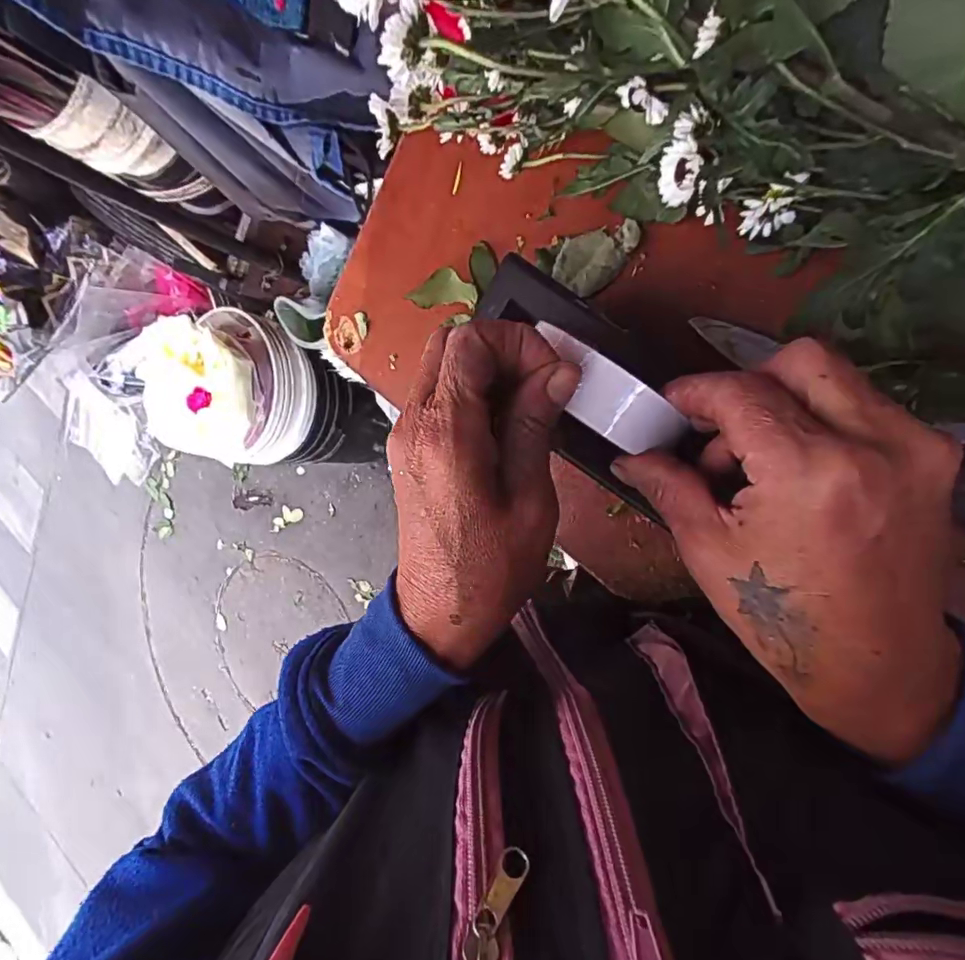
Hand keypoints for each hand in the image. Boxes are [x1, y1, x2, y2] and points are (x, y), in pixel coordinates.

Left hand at [389, 321, 580, 668]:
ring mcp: (407, 434)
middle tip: (544, 383)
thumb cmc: (492, 569)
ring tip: (532, 406)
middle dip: (503, 349)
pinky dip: (475, 393)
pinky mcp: (411, 448)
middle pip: (450, 342)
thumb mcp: (530, 499)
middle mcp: (415, 422)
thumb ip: (536, 427)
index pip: (471, 342)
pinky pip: (439, 396)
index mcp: (447, 432)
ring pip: (442, 365)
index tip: (554, 374)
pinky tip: (507, 426)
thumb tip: (558, 373)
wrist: (442, 612)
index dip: (519, 343)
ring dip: (490, 371)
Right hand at [613, 340, 962, 765]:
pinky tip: (810, 472)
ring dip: (790, 402)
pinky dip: (829, 422)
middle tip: (724, 434)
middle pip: (799, 361)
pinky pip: (870, 407)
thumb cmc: (784, 621)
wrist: (879, 667)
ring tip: (767, 461)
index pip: (742, 393)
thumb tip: (632, 454)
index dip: (698, 391)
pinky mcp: (937, 456)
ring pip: (839, 377)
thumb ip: (671, 488)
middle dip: (749, 386)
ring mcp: (915, 445)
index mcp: (808, 472)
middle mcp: (871, 442)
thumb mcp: (712, 554)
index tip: (676, 404)